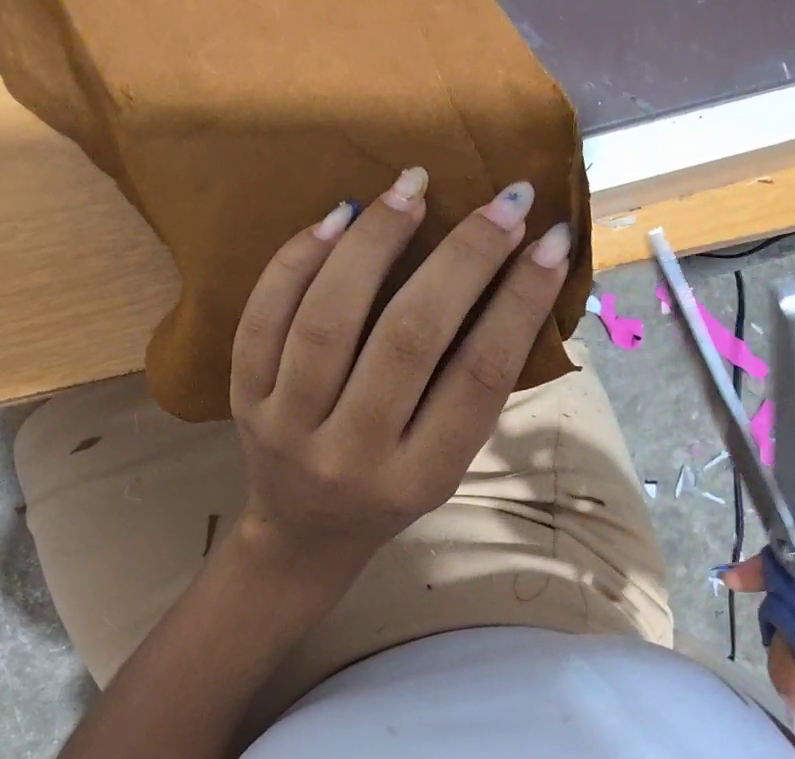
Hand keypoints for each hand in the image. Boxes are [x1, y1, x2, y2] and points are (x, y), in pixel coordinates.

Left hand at [227, 167, 571, 575]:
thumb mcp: (444, 467)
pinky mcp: (244, 401)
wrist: (304, 535)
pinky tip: (337, 217)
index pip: (477, 378)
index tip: (550, 240)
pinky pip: (263, 319)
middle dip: (463, 259)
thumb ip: (470, 394)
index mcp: (420, 478)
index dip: (520, 303)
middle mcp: (352, 455)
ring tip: (412, 187)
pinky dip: (297, 261)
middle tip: (502, 202)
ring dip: (375, 243)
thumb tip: (514, 282)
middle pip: (408, 339)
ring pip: (329, 319)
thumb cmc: (390, 496)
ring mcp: (288, 427)